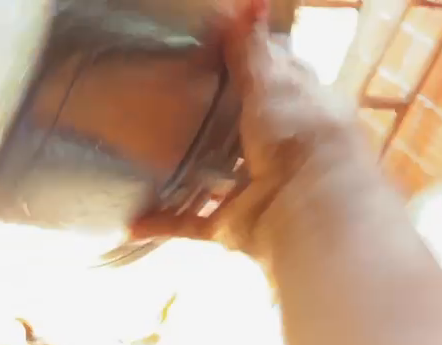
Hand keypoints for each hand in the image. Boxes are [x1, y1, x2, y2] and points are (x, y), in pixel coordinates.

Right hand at [131, 0, 369, 251]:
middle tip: (169, 109)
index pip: (276, 79)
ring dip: (186, 178)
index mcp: (298, 107)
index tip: (216, 54)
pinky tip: (133, 222)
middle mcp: (277, 148)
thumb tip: (249, 2)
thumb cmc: (300, 136)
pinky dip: (163, 224)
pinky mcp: (230, 225)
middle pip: (241, 131)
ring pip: (215, 181)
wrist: (308, 207)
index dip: (251, 65)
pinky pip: (190, 224)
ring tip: (149, 164)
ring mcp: (253, 189)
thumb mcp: (272, 83)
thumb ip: (251, 51)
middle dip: (213, 125)